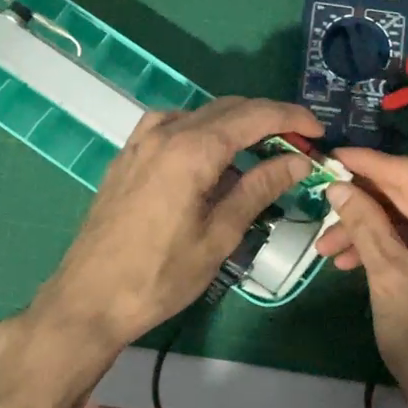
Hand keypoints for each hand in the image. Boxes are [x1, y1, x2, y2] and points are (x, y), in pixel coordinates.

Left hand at [26, 97, 324, 357]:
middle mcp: (164, 132)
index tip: (318, 132)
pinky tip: (211, 164)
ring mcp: (140, 142)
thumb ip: (259, 189)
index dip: (291, 117)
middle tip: (297, 146)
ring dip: (234, 127)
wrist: (90, 298)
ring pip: (200, 115)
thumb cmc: (160, 274)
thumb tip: (298, 161)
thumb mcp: (219, 235)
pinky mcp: (127, 157)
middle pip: (228, 109)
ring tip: (260, 155)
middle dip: (267, 120)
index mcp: (191, 149)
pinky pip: (173, 128)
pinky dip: (202, 135)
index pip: (254, 116)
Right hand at [316, 147, 407, 407]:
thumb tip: (338, 184)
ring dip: (369, 226)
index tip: (327, 154)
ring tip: (327, 248)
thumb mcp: (388, 278)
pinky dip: (386, 244)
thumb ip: (365, 225)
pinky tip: (351, 260)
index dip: (366, 162)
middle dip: (362, 201)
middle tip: (320, 204)